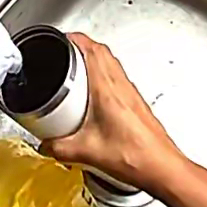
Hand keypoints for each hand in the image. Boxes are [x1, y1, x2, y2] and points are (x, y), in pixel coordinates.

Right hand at [43, 33, 189, 192]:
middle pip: (102, 52)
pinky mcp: (135, 103)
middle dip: (82, 46)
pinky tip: (95, 95)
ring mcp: (130, 93)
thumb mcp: (86, 152)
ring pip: (112, 63)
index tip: (63, 38)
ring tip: (77, 69)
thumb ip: (59, 149)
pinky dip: (104, 75)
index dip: (76, 39)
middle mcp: (121, 86)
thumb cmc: (135, 156)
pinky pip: (117, 77)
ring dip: (95, 59)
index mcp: (107, 89)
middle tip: (67, 51)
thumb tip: (45, 145)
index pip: (92, 50)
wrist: (161, 168)